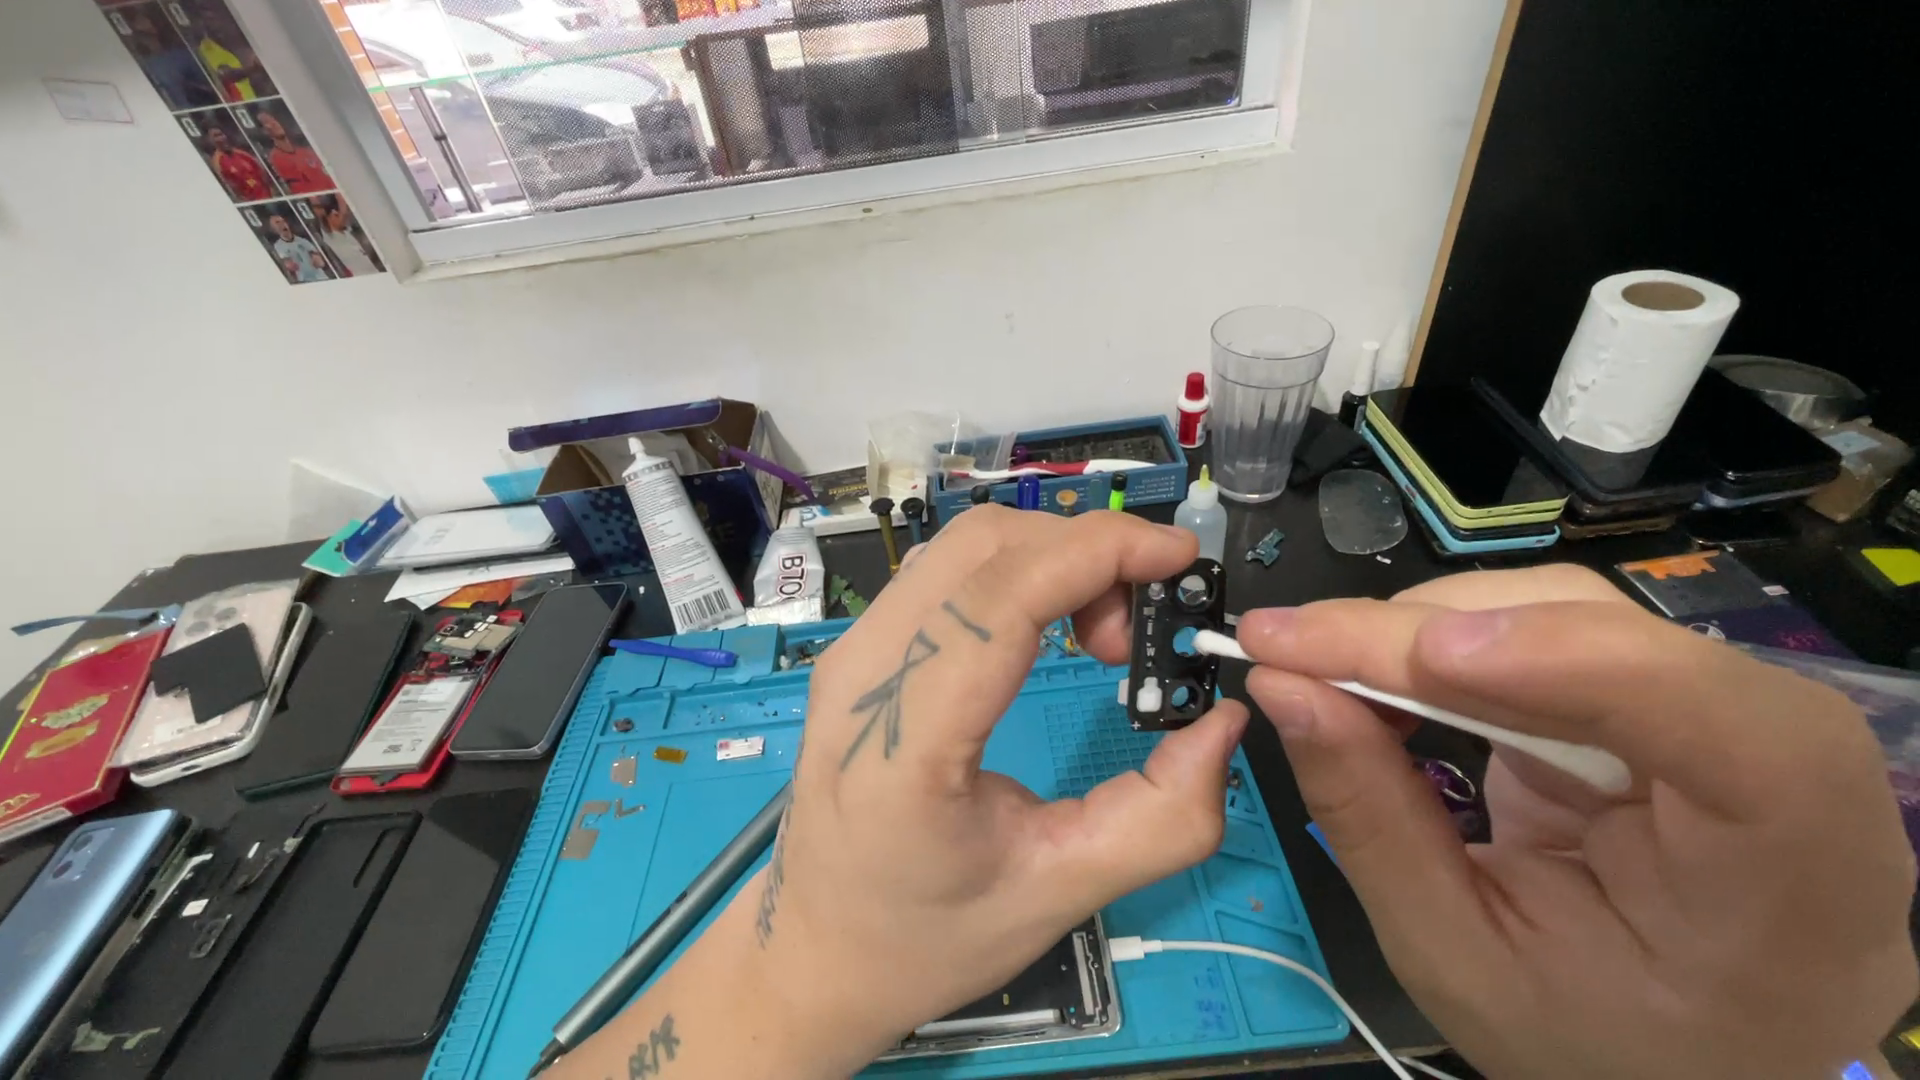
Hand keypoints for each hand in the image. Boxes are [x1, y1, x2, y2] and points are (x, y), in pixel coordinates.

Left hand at [747, 507, 1247, 1069]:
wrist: (814, 949)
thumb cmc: (924, 938)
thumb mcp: (1058, 894)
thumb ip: (1160, 817)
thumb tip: (1222, 723)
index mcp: (905, 741)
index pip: (1001, 597)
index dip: (1098, 554)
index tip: (1179, 559)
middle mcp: (864, 673)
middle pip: (984, 545)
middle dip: (1085, 553)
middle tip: (1139, 628)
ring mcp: (852, 652)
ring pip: (964, 545)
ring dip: (1053, 558)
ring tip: (1100, 634)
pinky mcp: (860, 650)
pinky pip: (946, 572)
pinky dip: (1018, 572)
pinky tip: (1052, 627)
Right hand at [1238, 565, 1916, 1079]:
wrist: (1657, 1055)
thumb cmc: (1574, 1036)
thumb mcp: (1449, 952)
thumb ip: (1368, 819)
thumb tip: (1281, 686)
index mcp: (1787, 896)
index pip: (1753, 746)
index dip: (1593, 669)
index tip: (1428, 655)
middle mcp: (1775, 781)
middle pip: (1621, 644)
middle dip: (1432, 632)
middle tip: (1289, 641)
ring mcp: (1704, 724)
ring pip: (1565, 614)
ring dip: (1418, 624)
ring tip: (1309, 652)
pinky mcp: (1636, 701)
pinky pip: (1529, 635)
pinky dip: (1429, 640)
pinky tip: (1361, 664)